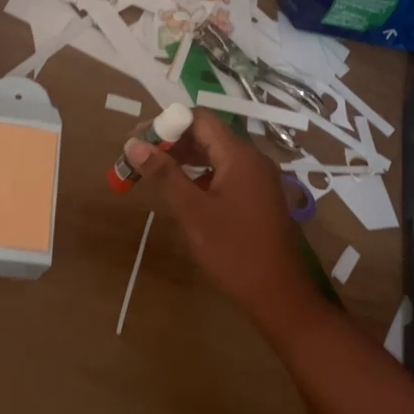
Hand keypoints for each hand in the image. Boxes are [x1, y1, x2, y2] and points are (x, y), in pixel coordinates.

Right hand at [125, 110, 320, 336]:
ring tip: (156, 171)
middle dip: (174, 141)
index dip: (168, 123)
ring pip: (217, 154)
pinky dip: (203, 174)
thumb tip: (134, 144)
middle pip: (209, 134)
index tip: (139, 139)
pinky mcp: (260, 196)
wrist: (280, 295)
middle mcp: (253, 158)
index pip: (200, 118)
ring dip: (186, 158)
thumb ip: (164, 174)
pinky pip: (227, 172)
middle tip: (141, 156)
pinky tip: (185, 192)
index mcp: (239, 155)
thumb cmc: (234, 251)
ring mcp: (260, 178)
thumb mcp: (193, 212)